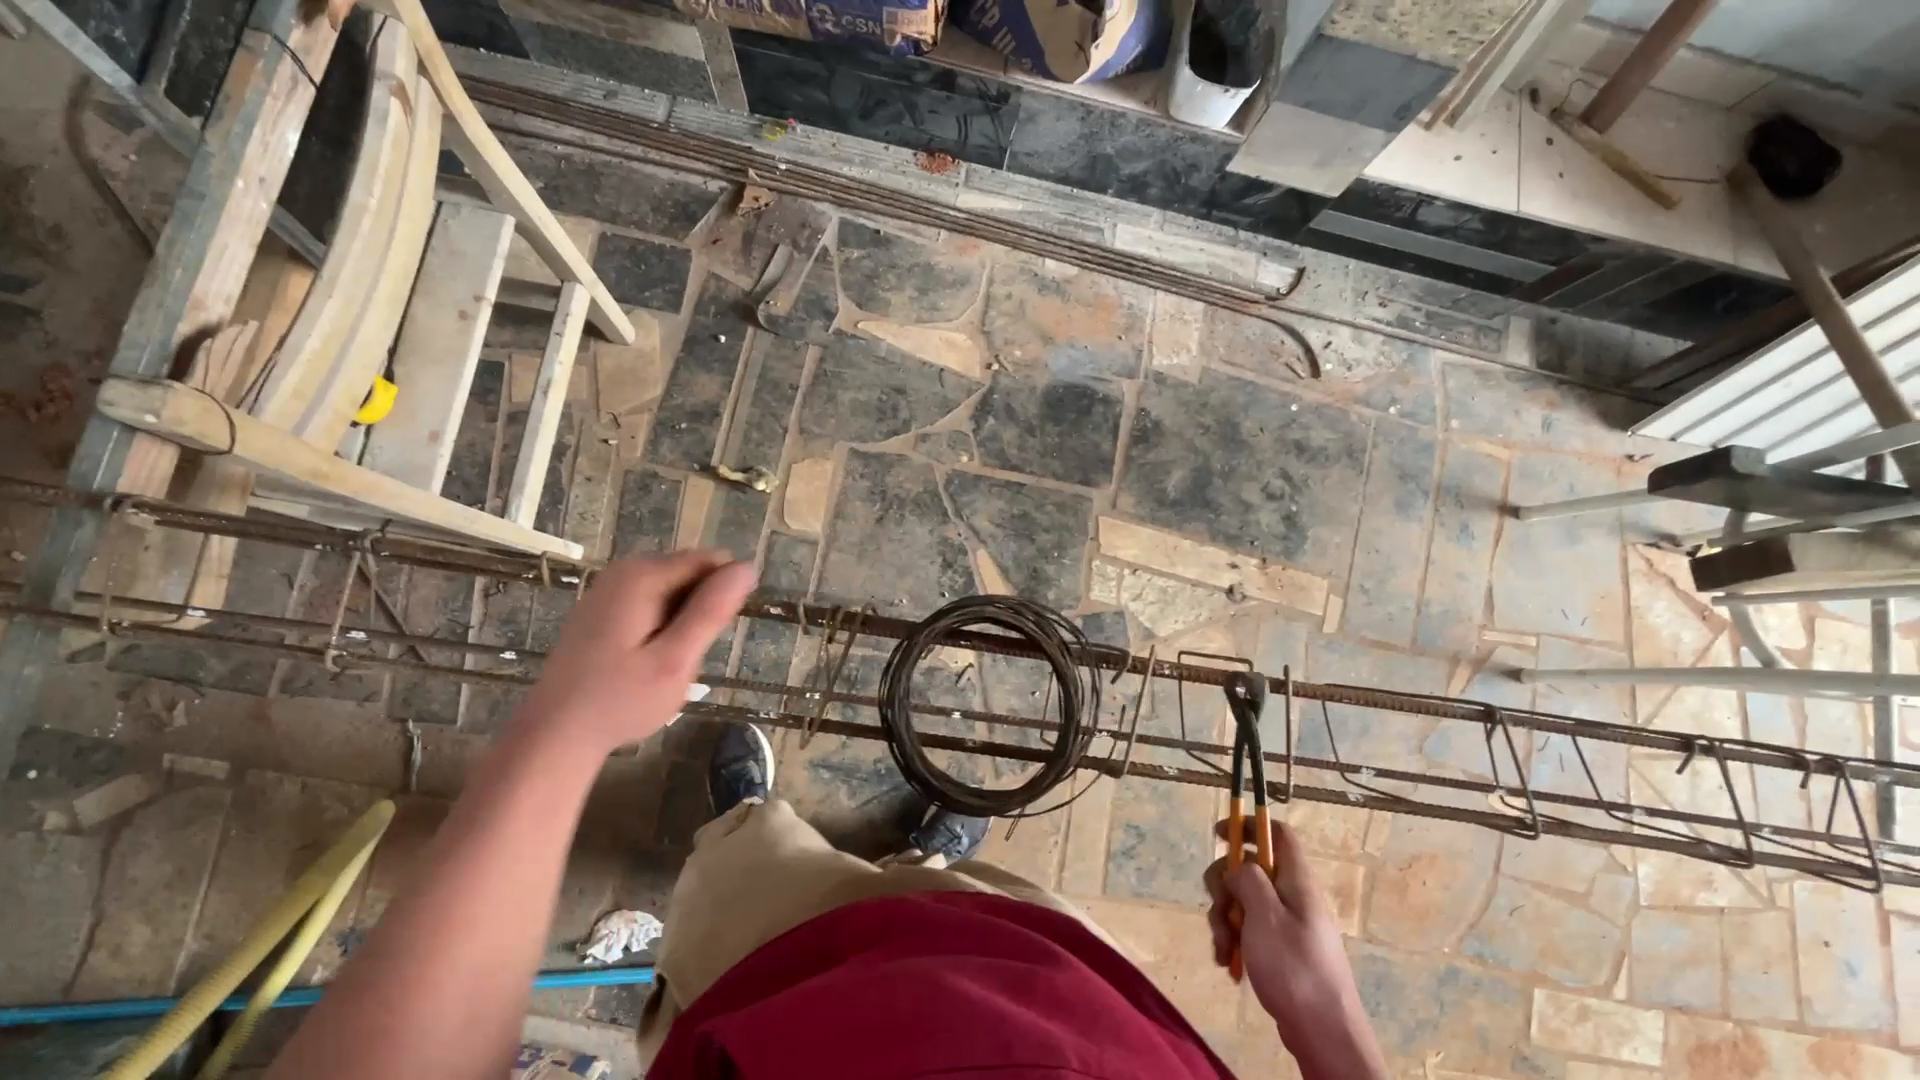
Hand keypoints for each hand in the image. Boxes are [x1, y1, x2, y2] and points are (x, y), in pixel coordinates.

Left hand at [513, 552, 754, 753]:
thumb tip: (747, 567)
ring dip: (683, 621)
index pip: (710, 561)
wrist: (555, 733)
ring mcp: (609, 588)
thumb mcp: (676, 661)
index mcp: (643, 576)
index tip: (715, 636)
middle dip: (701, 609)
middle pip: (690, 573)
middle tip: (686, 657)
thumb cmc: (620, 701)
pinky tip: (648, 661)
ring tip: (667, 662)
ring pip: (672, 590)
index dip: (724, 596)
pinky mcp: (602, 608)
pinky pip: (650, 603)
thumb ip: (710, 611)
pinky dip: (661, 627)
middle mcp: (624, 571)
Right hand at [1205, 819, 1388, 1079]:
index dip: (1249, 825)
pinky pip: (1250, 930)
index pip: (1277, 832)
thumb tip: (1238, 866)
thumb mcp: (1264, 917)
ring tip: (1223, 949)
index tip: (1219, 835)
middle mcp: (1293, 896)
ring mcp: (1288, 924)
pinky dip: (1235, 941)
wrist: (1322, 1031)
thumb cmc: (1294, 968)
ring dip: (1225, 919)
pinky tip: (1229, 964)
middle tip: (1220, 910)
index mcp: (1296, 881)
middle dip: (1224, 887)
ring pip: (1245, 902)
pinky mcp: (1282, 949)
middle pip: (1250, 869)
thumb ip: (1248, 880)